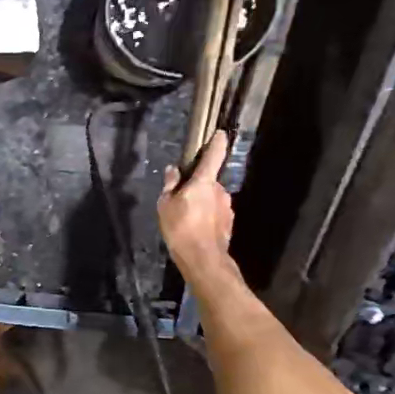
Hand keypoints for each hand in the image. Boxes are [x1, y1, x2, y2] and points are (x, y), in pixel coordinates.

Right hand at [159, 130, 238, 286]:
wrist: (203, 259)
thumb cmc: (181, 227)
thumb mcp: (165, 205)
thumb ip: (170, 185)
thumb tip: (173, 170)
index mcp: (204, 182)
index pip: (213, 156)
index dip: (217, 143)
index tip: (220, 133)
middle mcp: (220, 191)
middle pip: (208, 181)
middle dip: (197, 186)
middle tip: (181, 198)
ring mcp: (227, 208)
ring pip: (212, 198)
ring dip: (202, 203)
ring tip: (186, 218)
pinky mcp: (229, 223)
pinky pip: (215, 213)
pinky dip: (207, 216)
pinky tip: (195, 228)